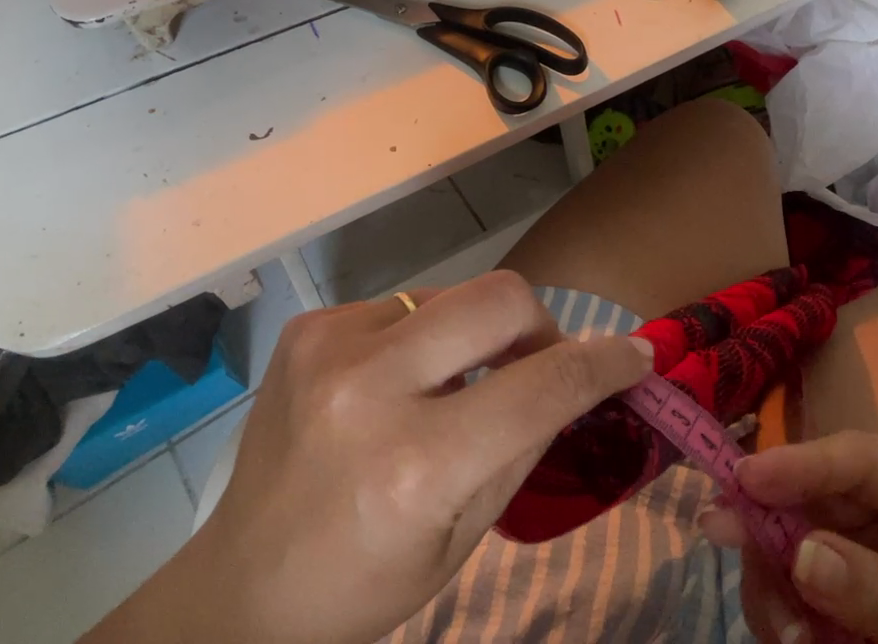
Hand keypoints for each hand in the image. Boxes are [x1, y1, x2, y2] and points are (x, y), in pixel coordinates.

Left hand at [88, 271, 652, 643]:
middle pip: (500, 298)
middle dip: (541, 326)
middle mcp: (369, 387)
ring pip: (453, 293)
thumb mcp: (464, 535)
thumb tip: (577, 375)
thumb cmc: (365, 581)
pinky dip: (423, 337)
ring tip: (456, 382)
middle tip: (537, 365)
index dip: (603, 363)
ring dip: (477, 332)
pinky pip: (402, 305)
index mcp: (416, 465)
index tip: (634, 354)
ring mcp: (330, 345)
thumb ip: (525, 442)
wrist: (244, 584)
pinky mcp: (308, 327)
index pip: (542, 386)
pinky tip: (400, 381)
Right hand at [700, 431, 877, 643]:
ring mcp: (867, 575)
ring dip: (773, 585)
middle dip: (767, 522)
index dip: (803, 461)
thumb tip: (801, 552)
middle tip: (715, 532)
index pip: (864, 460)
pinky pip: (795, 602)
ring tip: (789, 639)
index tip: (744, 477)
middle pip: (811, 500)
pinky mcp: (847, 620)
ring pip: (790, 549)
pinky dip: (784, 621)